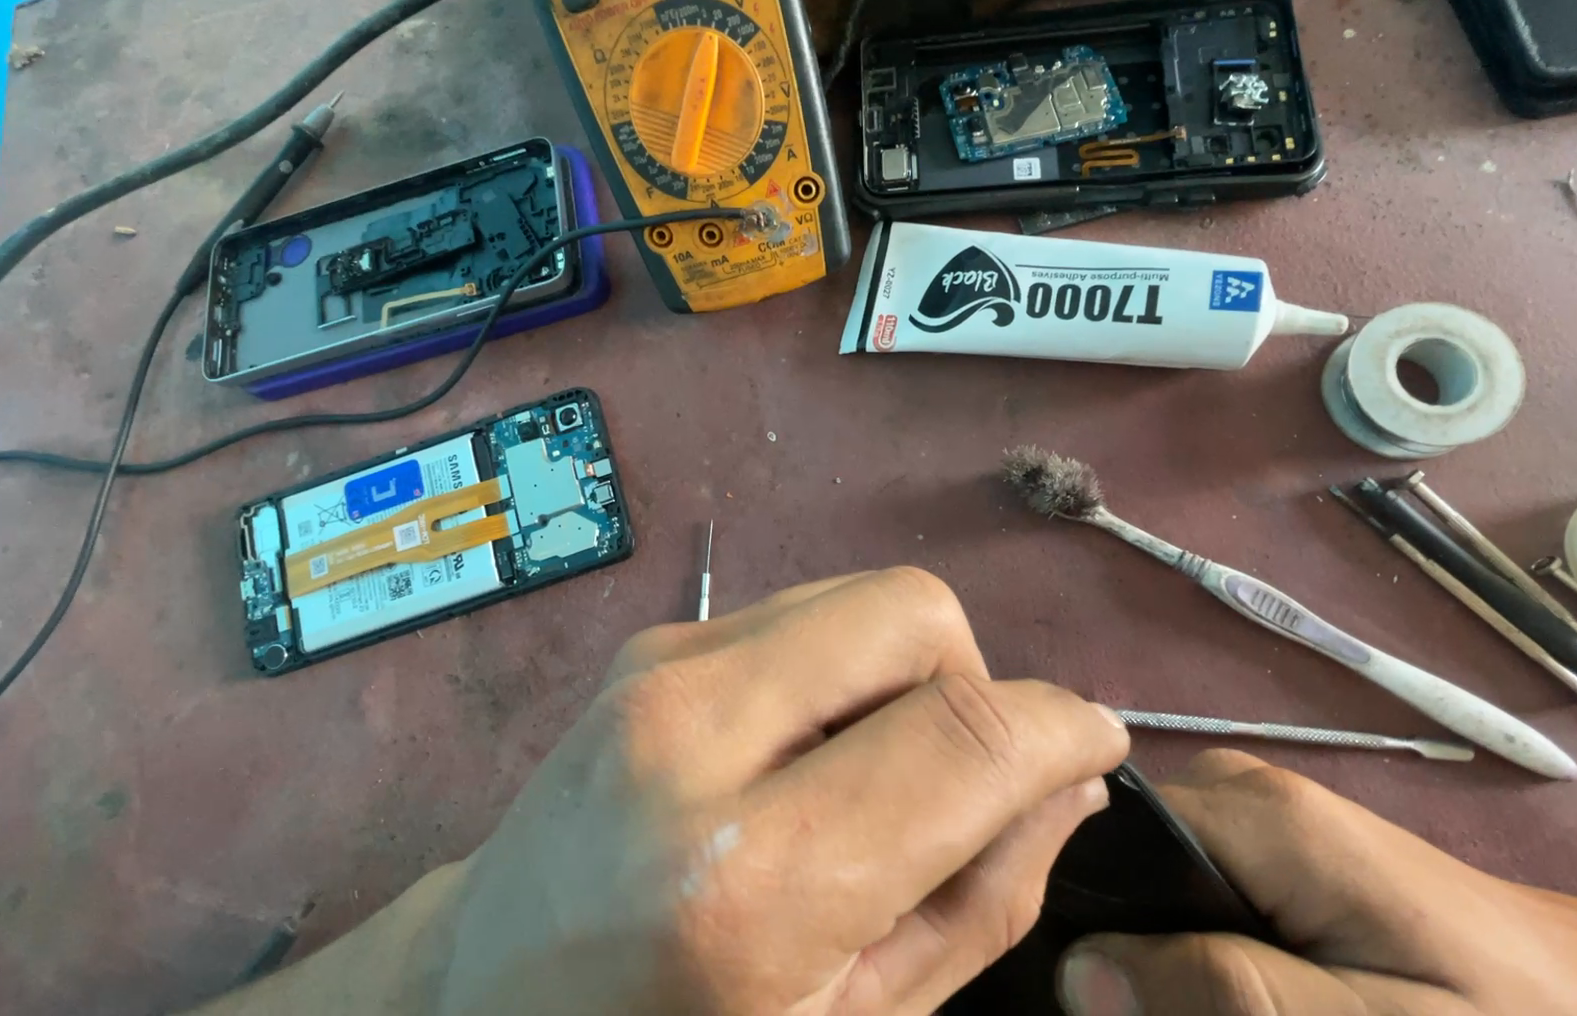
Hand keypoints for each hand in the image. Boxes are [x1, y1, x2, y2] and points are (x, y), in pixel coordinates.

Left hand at [440, 567, 1129, 1013]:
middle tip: (948, 775)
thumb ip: (979, 897)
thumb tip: (1064, 774)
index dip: (1059, 727)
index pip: (960, 734)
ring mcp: (657, 666)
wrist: (481, 991)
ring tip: (866, 770)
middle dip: (970, 680)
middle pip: (910, 611)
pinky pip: (802, 614)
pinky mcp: (648, 643)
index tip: (1096, 743)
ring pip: (858, 599)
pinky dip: (841, 667)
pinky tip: (803, 747)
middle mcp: (692, 731)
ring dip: (901, 674)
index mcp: (747, 875)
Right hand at [1058, 750, 1576, 1014]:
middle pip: (1120, 849)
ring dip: (1151, 936)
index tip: (1072, 986)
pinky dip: (1184, 928)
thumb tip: (1080, 971)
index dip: (1079, 907)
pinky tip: (1205, 979)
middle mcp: (1237, 783)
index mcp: (1252, 811)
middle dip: (1115, 931)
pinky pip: (1188, 872)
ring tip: (1165, 999)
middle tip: (1131, 1008)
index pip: (1104, 832)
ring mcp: (1255, 804)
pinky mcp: (1274, 834)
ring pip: (1149, 864)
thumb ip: (1227, 990)